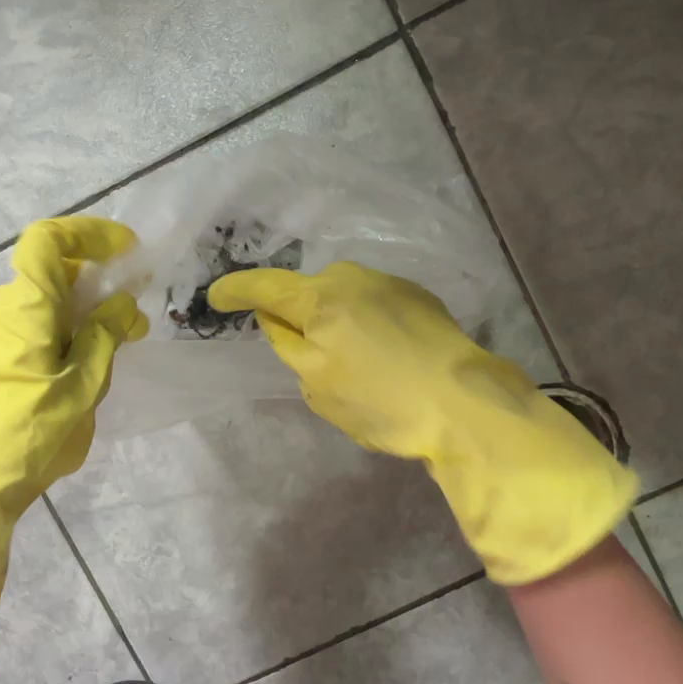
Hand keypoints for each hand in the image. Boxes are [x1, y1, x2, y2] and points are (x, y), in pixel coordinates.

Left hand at [0, 217, 146, 683]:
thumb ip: (104, 339)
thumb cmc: (28, 441)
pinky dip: (38, 353)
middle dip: (87, 290)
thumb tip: (123, 302)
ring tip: (92, 371)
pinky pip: (5, 350)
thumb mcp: (82, 391)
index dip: (87, 233)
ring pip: (24, 320)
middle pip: (41, 282)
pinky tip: (48, 399)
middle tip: (124, 323)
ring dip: (63, 327)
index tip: (124, 252)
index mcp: (22, 314)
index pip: (45, 240)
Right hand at [208, 262, 634, 583]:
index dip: (235, 291)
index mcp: (321, 298)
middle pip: (306, 291)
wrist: (467, 406)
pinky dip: (360, 322)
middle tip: (297, 352)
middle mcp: (354, 277)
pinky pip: (370, 304)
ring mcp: (391, 284)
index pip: (264, 285)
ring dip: (331, 318)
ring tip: (347, 361)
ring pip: (340, 297)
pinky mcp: (419, 299)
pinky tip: (379, 355)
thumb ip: (288, 344)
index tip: (215, 297)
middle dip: (294, 312)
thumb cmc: (382, 401)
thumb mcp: (317, 383)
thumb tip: (275, 318)